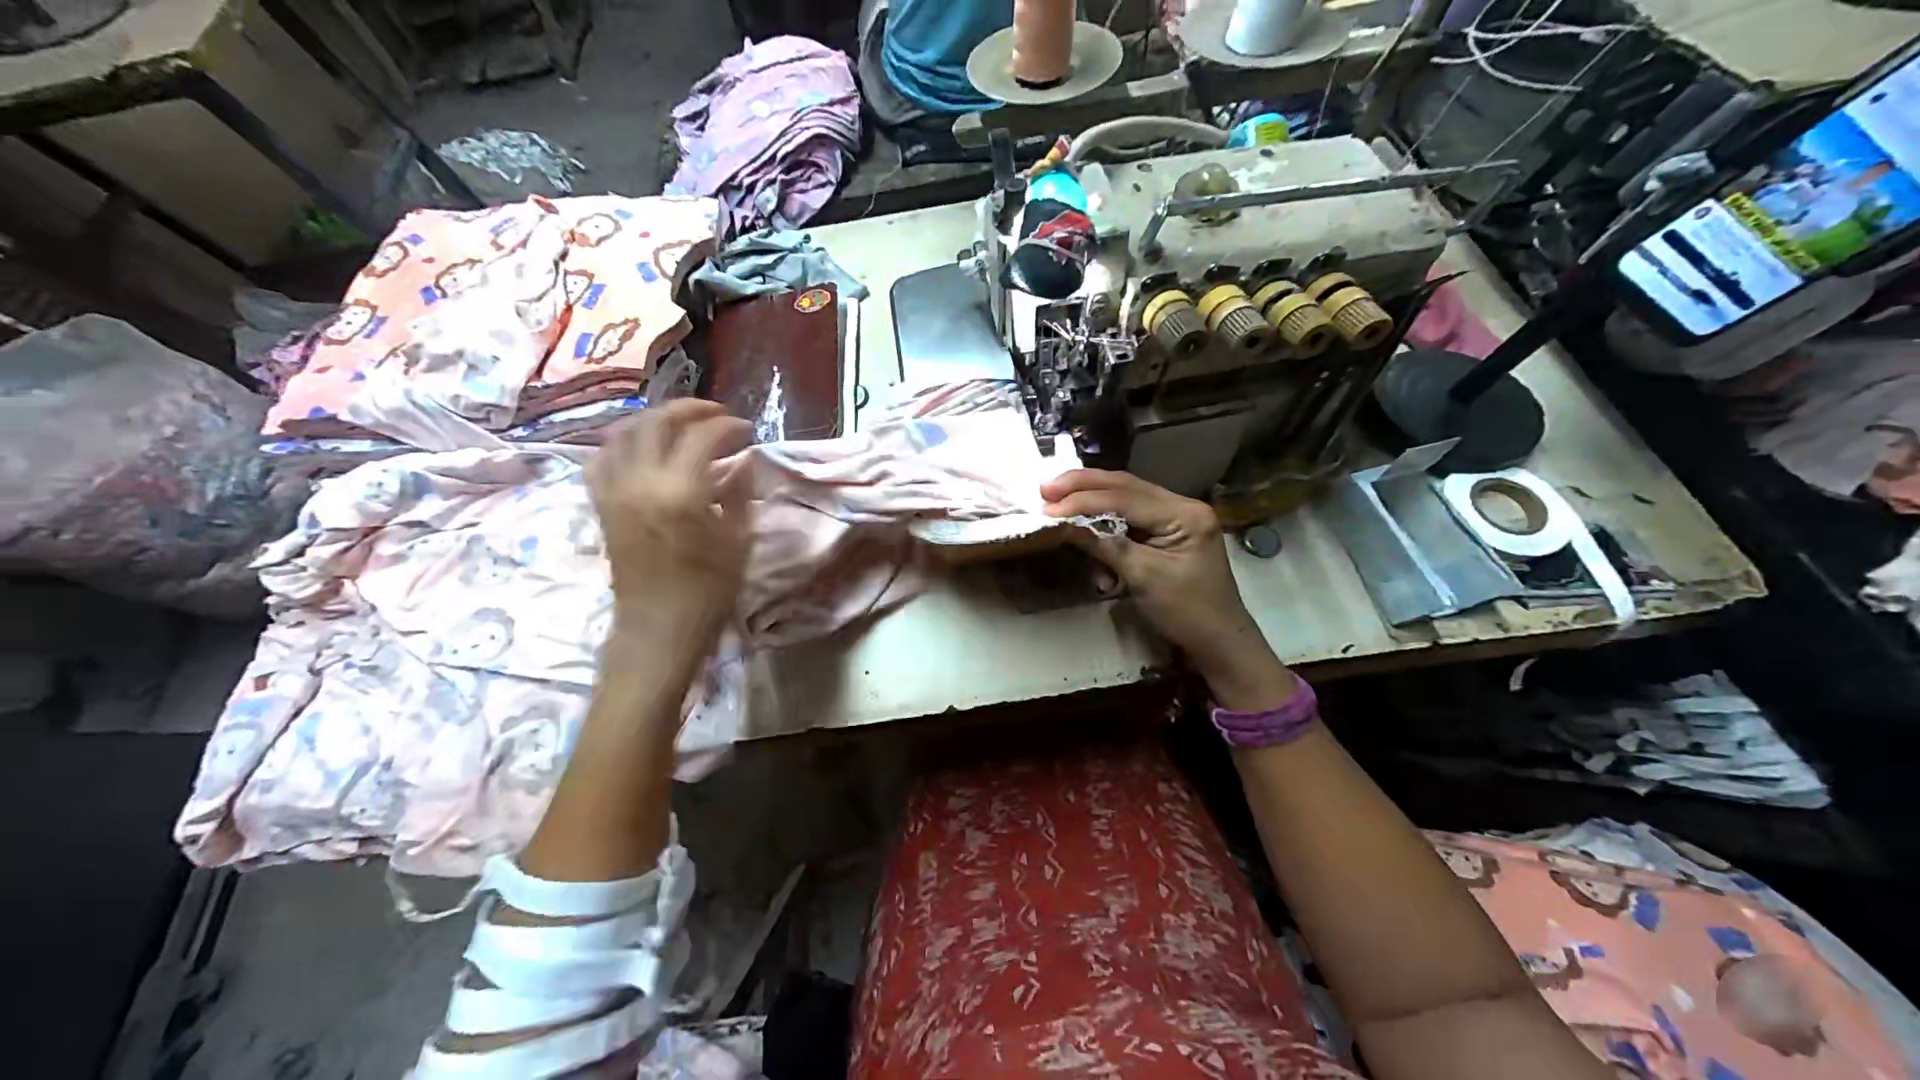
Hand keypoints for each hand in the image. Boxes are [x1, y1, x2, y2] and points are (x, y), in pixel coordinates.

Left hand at [587, 400, 752, 659]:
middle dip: (689, 409)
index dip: (727, 426)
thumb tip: (743, 461)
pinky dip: (623, 444)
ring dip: (653, 420)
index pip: (702, 436)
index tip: (747, 430)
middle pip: (657, 422)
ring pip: (624, 433)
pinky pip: (602, 459)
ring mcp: (613, 491)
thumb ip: (739, 493)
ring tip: (678, 425)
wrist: (658, 629)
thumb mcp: (738, 541)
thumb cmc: (707, 591)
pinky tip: (641, 450)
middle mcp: (640, 482)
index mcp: (680, 492)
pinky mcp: (601, 505)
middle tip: (715, 415)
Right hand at [1041, 469, 1295, 710]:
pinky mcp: (1169, 532)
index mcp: (1185, 514)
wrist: (1219, 642)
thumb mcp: (1142, 577)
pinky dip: (1106, 516)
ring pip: (1127, 497)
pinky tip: (1083, 514)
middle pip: (1126, 486)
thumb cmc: (1186, 612)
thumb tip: (1064, 525)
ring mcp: (1177, 517)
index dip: (1083, 500)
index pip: (1125, 497)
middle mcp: (1183, 506)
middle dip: (1084, 486)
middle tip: (1045, 488)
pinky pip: (1132, 515)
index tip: (1048, 505)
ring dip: (1092, 497)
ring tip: (1057, 495)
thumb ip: (1105, 545)